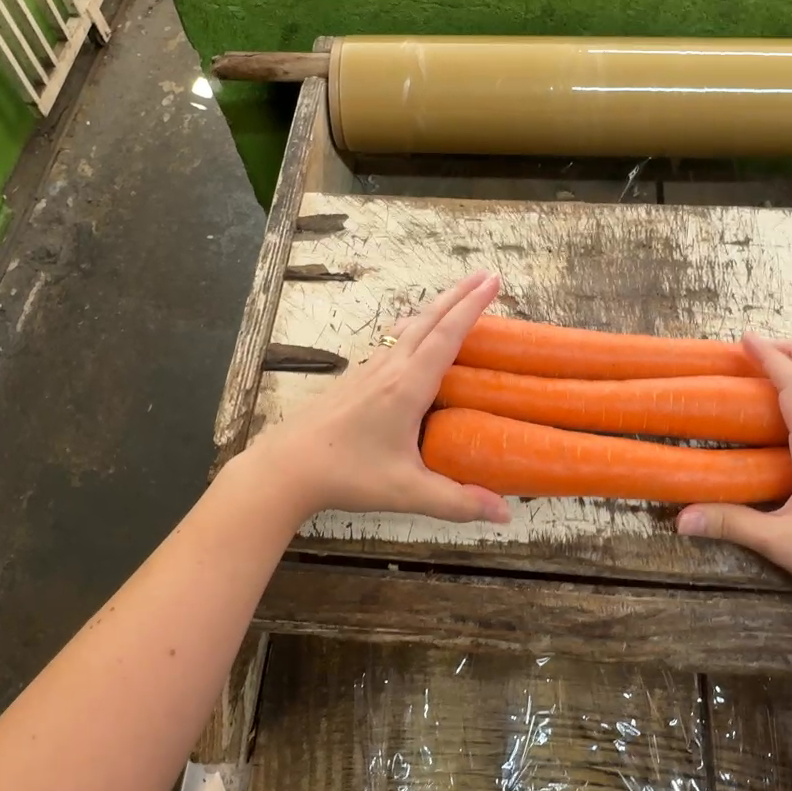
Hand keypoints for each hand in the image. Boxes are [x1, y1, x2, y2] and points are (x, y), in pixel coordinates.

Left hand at [234, 272, 509, 526]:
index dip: (473, 307)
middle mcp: (388, 369)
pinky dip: (414, 328)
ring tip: (458, 297)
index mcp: (406, 386)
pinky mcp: (355, 380)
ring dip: (437, 308)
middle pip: (429, 320)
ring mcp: (368, 371)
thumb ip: (457, 502)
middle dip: (460, 294)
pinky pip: (392, 342)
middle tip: (486, 275)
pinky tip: (411, 334)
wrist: (286, 467)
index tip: (493, 282)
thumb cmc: (346, 476)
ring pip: (409, 327)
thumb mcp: (407, 492)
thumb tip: (504, 514)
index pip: (446, 335)